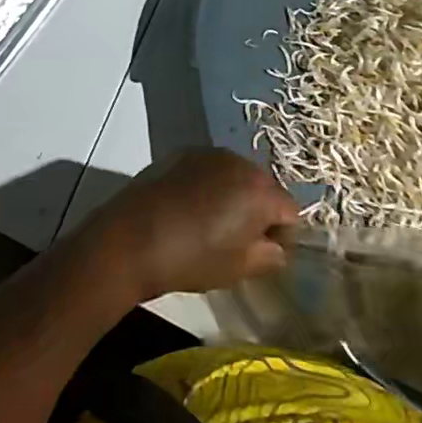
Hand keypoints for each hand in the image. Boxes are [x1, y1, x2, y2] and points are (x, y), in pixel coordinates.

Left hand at [73, 150, 298, 301]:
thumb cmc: (191, 258)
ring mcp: (206, 154)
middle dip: (257, 211)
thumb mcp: (239, 268)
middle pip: (262, 188)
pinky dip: (206, 185)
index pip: (290, 212)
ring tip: (209, 223)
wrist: (131, 238)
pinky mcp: (179, 153)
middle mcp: (238, 162)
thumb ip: (270, 255)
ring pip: (234, 176)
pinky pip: (208, 169)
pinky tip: (188, 207)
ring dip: (231, 195)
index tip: (261, 253)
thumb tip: (275, 246)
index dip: (281, 236)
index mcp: (260, 190)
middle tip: (236, 239)